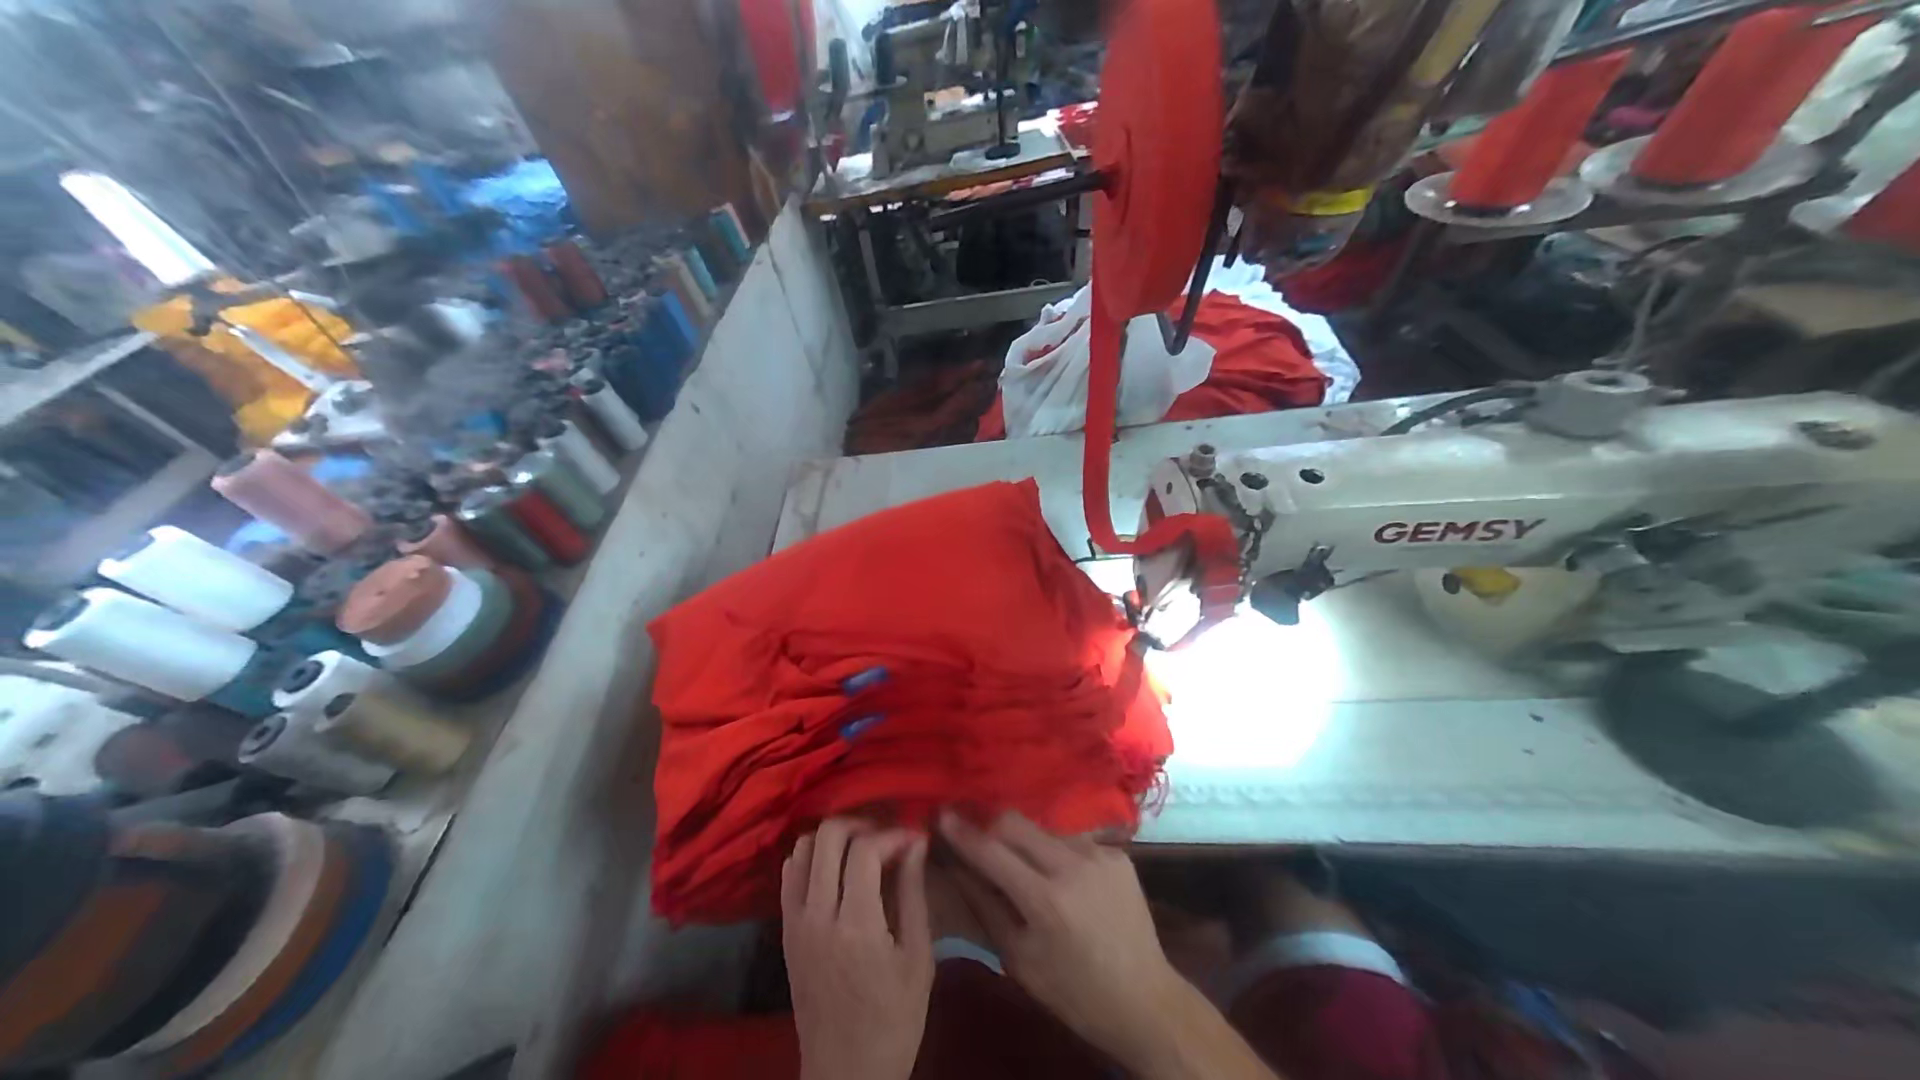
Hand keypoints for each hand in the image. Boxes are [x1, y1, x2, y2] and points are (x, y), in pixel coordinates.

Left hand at [783, 819, 932, 1079]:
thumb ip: (913, 894)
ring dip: (835, 840)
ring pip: (804, 848)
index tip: (914, 839)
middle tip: (887, 839)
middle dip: (862, 825)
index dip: (893, 834)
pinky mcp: (784, 932)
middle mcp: (817, 916)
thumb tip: (916, 842)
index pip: (865, 849)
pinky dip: (812, 858)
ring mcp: (795, 923)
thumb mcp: (918, 959)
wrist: (846, 1075)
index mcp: (856, 926)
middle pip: (828, 836)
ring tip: (863, 851)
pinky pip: (790, 874)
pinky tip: (837, 871)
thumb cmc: (894, 1021)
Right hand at [937, 811, 1186, 1063]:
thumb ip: (985, 906)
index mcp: (1045, 900)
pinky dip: (1053, 849)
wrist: (1144, 999)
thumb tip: (955, 866)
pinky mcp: (1116, 853)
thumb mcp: (1018, 959)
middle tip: (971, 828)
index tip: (941, 814)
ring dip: (1021, 836)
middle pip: (1015, 823)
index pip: (991, 851)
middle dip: (988, 823)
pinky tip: (1054, 870)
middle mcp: (1072, 866)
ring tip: (1014, 854)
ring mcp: (1098, 854)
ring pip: (1043, 827)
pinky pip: (1071, 839)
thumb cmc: (1073, 991)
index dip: (962, 831)